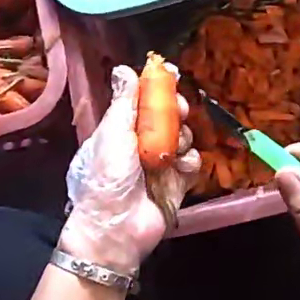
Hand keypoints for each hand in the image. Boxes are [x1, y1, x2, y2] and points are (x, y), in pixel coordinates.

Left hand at [60, 65, 199, 273]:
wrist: (115, 230)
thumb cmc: (107, 177)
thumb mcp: (112, 133)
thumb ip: (123, 102)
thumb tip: (124, 69)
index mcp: (119, 130)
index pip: (141, 101)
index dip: (155, 88)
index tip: (169, 74)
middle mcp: (140, 145)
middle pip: (166, 117)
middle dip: (175, 109)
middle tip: (178, 108)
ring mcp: (160, 165)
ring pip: (182, 137)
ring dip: (183, 136)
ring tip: (176, 145)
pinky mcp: (176, 184)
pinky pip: (192, 163)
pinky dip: (190, 160)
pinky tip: (182, 164)